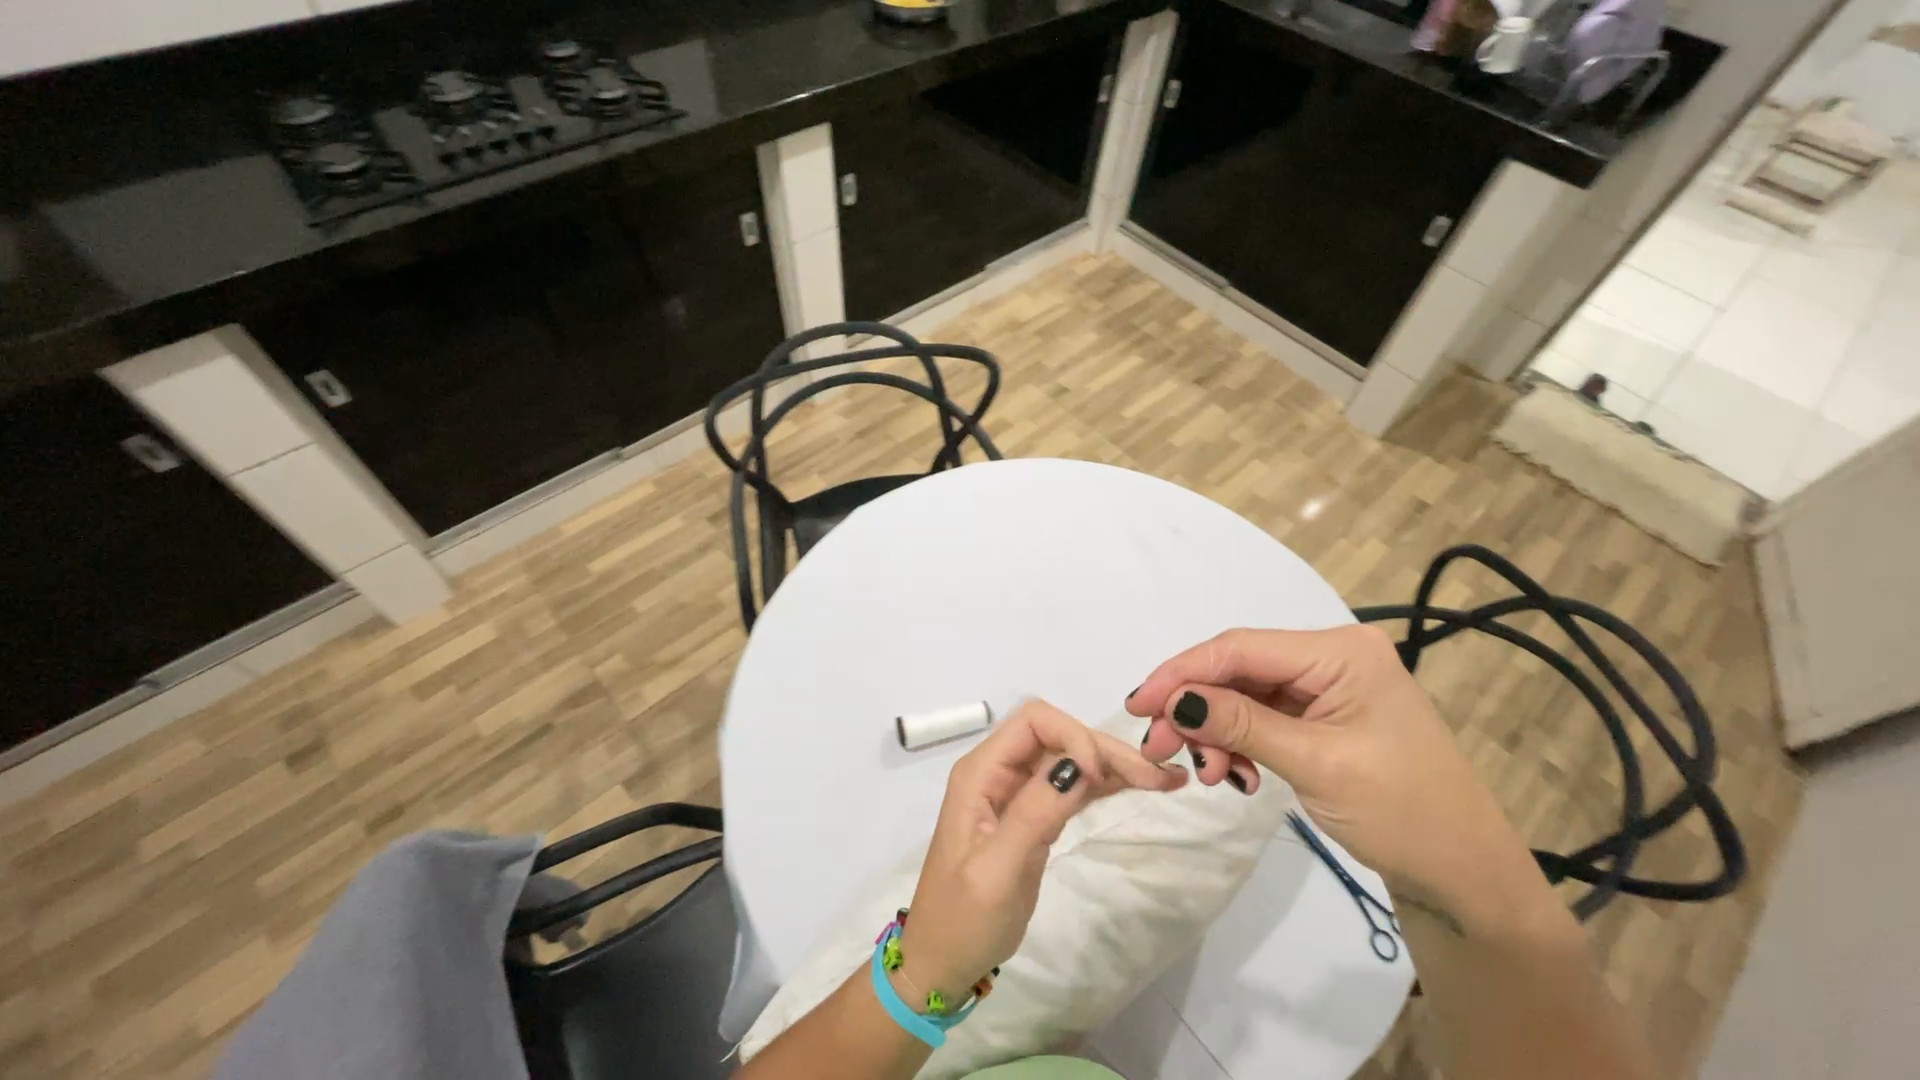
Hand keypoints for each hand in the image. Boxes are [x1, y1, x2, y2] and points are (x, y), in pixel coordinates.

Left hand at [895, 699, 1185, 1007]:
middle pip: (1057, 737)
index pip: (1032, 723)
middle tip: (1161, 776)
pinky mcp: (1034, 817)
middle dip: (1106, 750)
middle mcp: (997, 774)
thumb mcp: (996, 872)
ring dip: (1115, 766)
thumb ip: (1034, 815)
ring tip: (1166, 779)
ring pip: (1070, 760)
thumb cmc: (962, 919)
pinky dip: (1106, 786)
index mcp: (979, 774)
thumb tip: (1079, 765)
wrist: (943, 961)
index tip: (1099, 778)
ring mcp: (1016, 794)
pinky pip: (1072, 787)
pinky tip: (1140, 789)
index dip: (1072, 737)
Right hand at [1126, 626, 1537, 927]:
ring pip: (1244, 697)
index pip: (1240, 648)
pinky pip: (1262, 719)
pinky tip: (1239, 776)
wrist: (1464, 872)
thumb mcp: (1315, 763)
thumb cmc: (1402, 811)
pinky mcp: (1322, 718)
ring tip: (1213, 777)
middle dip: (1196, 710)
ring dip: (1217, 734)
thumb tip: (1175, 701)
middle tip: (1161, 750)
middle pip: (1238, 671)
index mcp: (1340, 651)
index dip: (1183, 673)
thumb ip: (1241, 724)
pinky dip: (1240, 745)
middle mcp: (1331, 657)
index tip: (1137, 706)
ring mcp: (1327, 688)